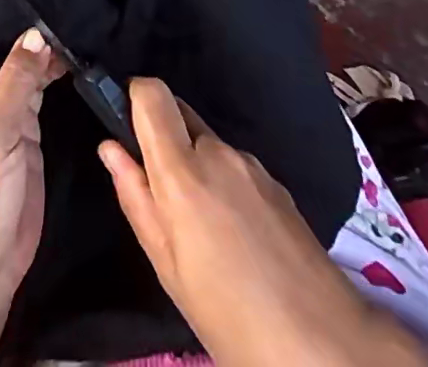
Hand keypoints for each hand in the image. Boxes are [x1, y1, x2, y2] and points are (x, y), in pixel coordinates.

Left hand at [0, 28, 64, 366]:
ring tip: (74, 32)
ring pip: (26, 92)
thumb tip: (36, 32)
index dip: (16, 43)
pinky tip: (69, 67)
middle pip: (8, 77)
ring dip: (46, 69)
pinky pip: (39, 111)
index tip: (50, 12)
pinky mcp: (26, 151)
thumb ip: (16, 82)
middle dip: (35, 54)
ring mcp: (2, 135)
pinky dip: (53, 90)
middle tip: (71, 17)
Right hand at [100, 78, 427, 366]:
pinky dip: (220, 180)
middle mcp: (220, 152)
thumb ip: (136, 197)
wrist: (317, 332)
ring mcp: (252, 162)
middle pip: (181, 117)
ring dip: (193, 165)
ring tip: (197, 226)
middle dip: (162, 139)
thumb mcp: (166, 263)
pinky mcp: (275, 177)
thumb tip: (110, 149)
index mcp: (185, 172)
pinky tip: (229, 229)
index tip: (121, 116)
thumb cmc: (225, 309)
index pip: (154, 96)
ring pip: (207, 144)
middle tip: (157, 194)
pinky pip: (233, 164)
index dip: (134, 95)